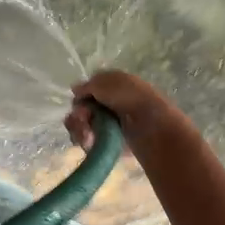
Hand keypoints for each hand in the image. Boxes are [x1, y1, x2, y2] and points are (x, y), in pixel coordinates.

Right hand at [66, 70, 180, 149]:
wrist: (149, 124)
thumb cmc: (128, 97)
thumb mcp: (104, 83)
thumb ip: (86, 86)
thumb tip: (75, 89)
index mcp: (111, 87)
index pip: (86, 92)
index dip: (80, 98)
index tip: (80, 104)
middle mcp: (109, 104)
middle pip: (81, 111)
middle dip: (78, 116)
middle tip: (84, 120)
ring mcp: (109, 124)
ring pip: (82, 127)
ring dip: (79, 129)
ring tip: (87, 135)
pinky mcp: (109, 142)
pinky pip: (88, 141)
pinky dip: (85, 141)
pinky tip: (89, 142)